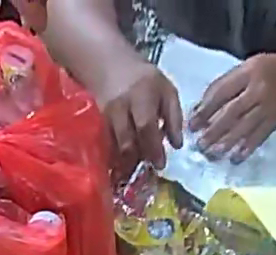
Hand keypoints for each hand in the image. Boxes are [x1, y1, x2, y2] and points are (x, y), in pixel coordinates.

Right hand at [90, 55, 183, 175]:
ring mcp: (106, 115)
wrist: (109, 66)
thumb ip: (174, 116)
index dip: (154, 149)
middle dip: (140, 159)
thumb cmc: (144, 81)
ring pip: (116, 148)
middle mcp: (120, 105)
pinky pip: (107, 147)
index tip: (161, 164)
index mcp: (141, 95)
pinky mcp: (98, 124)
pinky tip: (124, 166)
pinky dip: (116, 159)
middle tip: (150, 167)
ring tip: (137, 168)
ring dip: (128, 163)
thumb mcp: (166, 90)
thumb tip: (177, 145)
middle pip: (128, 142)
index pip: (146, 127)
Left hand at [188, 53, 275, 161]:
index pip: (221, 91)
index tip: (192, 123)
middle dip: (212, 130)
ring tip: (212, 154)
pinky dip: (246, 148)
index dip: (205, 109)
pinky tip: (235, 158)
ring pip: (242, 127)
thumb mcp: (253, 66)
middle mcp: (257, 88)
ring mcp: (268, 106)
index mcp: (249, 71)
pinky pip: (259, 136)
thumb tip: (205, 106)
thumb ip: (231, 83)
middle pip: (230, 112)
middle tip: (199, 144)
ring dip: (226, 143)